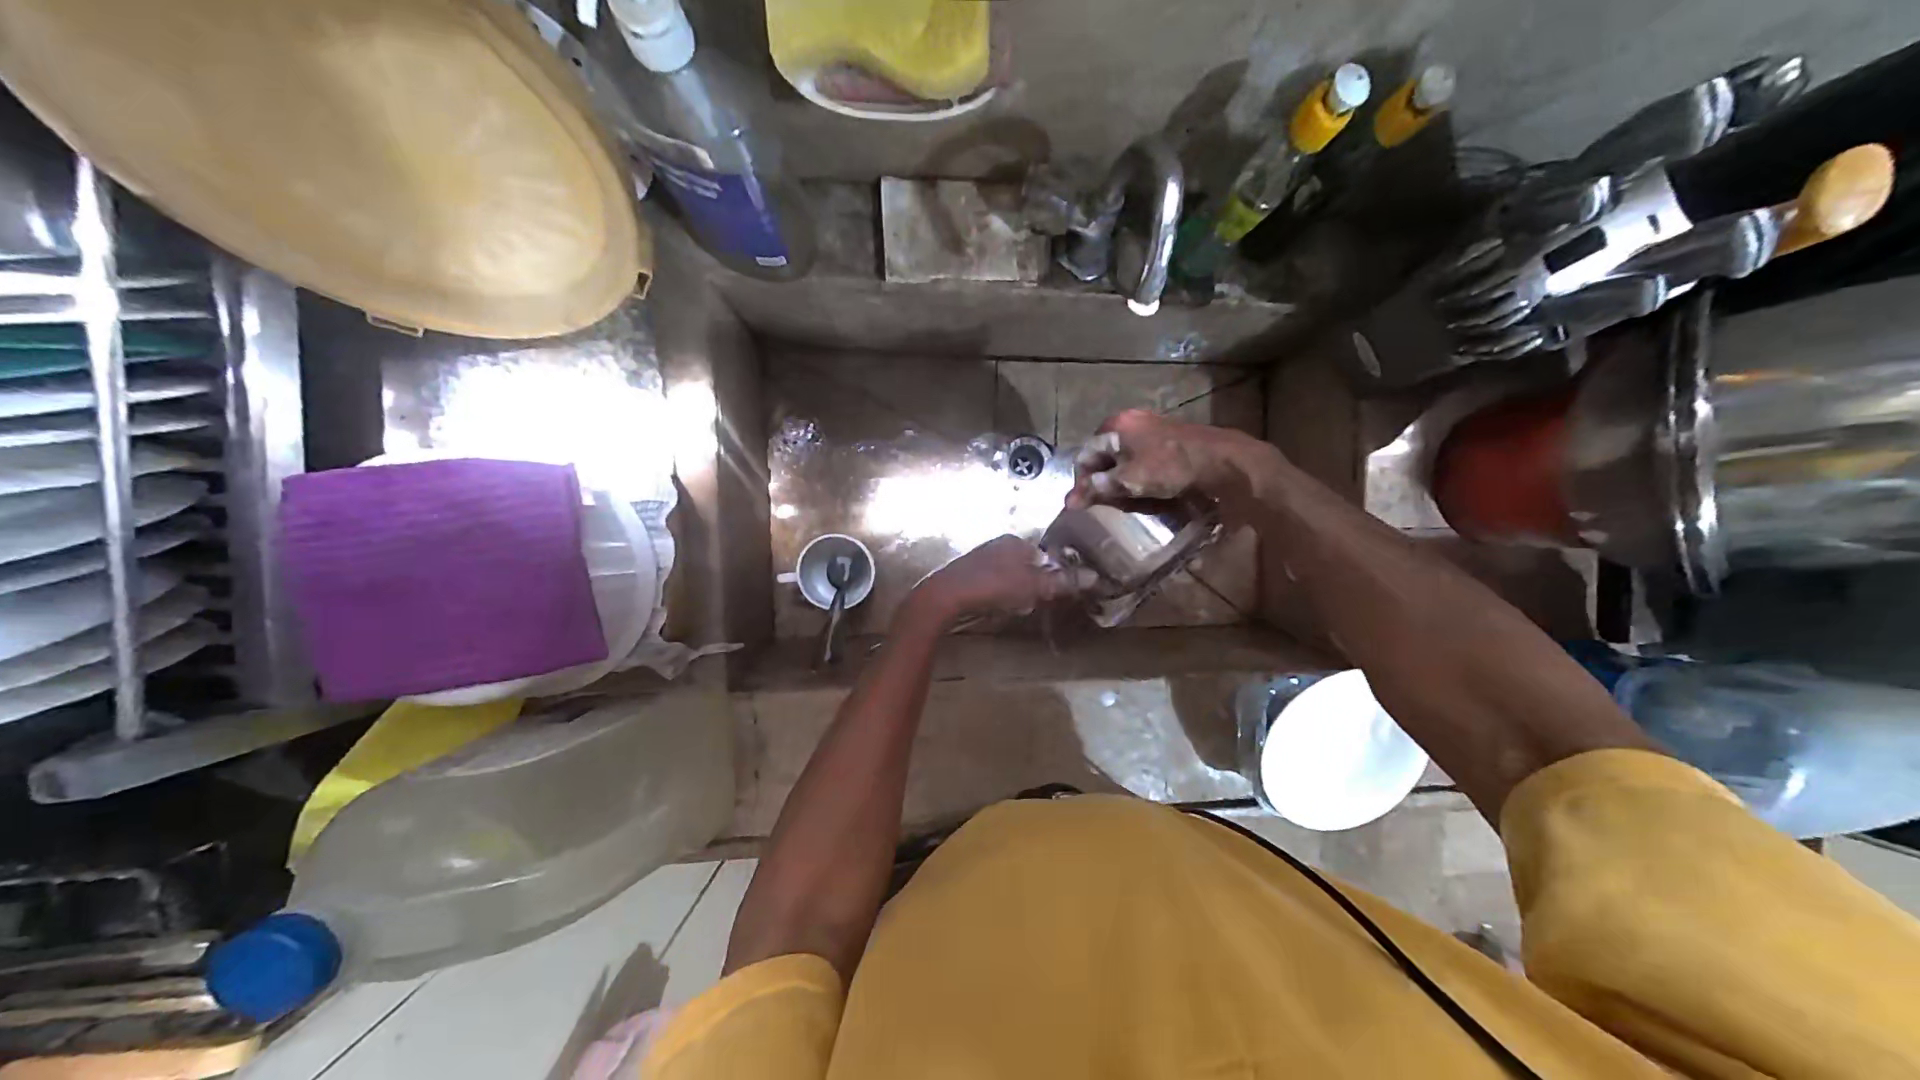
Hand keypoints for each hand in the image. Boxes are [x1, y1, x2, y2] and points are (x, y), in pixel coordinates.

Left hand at [912, 535, 1097, 623]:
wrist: (948, 596)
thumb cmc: (995, 586)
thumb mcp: (1035, 586)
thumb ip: (1062, 581)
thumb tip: (1094, 576)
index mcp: (1016, 541)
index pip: (1045, 553)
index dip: (1052, 573)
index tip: (1054, 591)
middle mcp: (998, 544)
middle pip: (1027, 564)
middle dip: (1034, 583)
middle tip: (1035, 602)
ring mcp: (980, 558)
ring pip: (1009, 574)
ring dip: (1016, 590)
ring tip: (1017, 607)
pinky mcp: (966, 574)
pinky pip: (992, 583)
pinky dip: (999, 594)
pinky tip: (997, 606)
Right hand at [1066, 409, 1271, 512]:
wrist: (1221, 460)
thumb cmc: (1169, 468)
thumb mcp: (1128, 481)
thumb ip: (1097, 489)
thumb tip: (1069, 502)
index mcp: (1115, 425)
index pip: (1085, 456)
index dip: (1084, 481)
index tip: (1090, 503)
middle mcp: (1129, 420)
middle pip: (1104, 457)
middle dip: (1107, 482)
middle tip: (1116, 502)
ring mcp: (1150, 426)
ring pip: (1124, 459)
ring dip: (1125, 481)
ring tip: (1137, 498)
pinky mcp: (1167, 437)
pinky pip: (1142, 458)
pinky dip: (1141, 475)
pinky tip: (1152, 490)